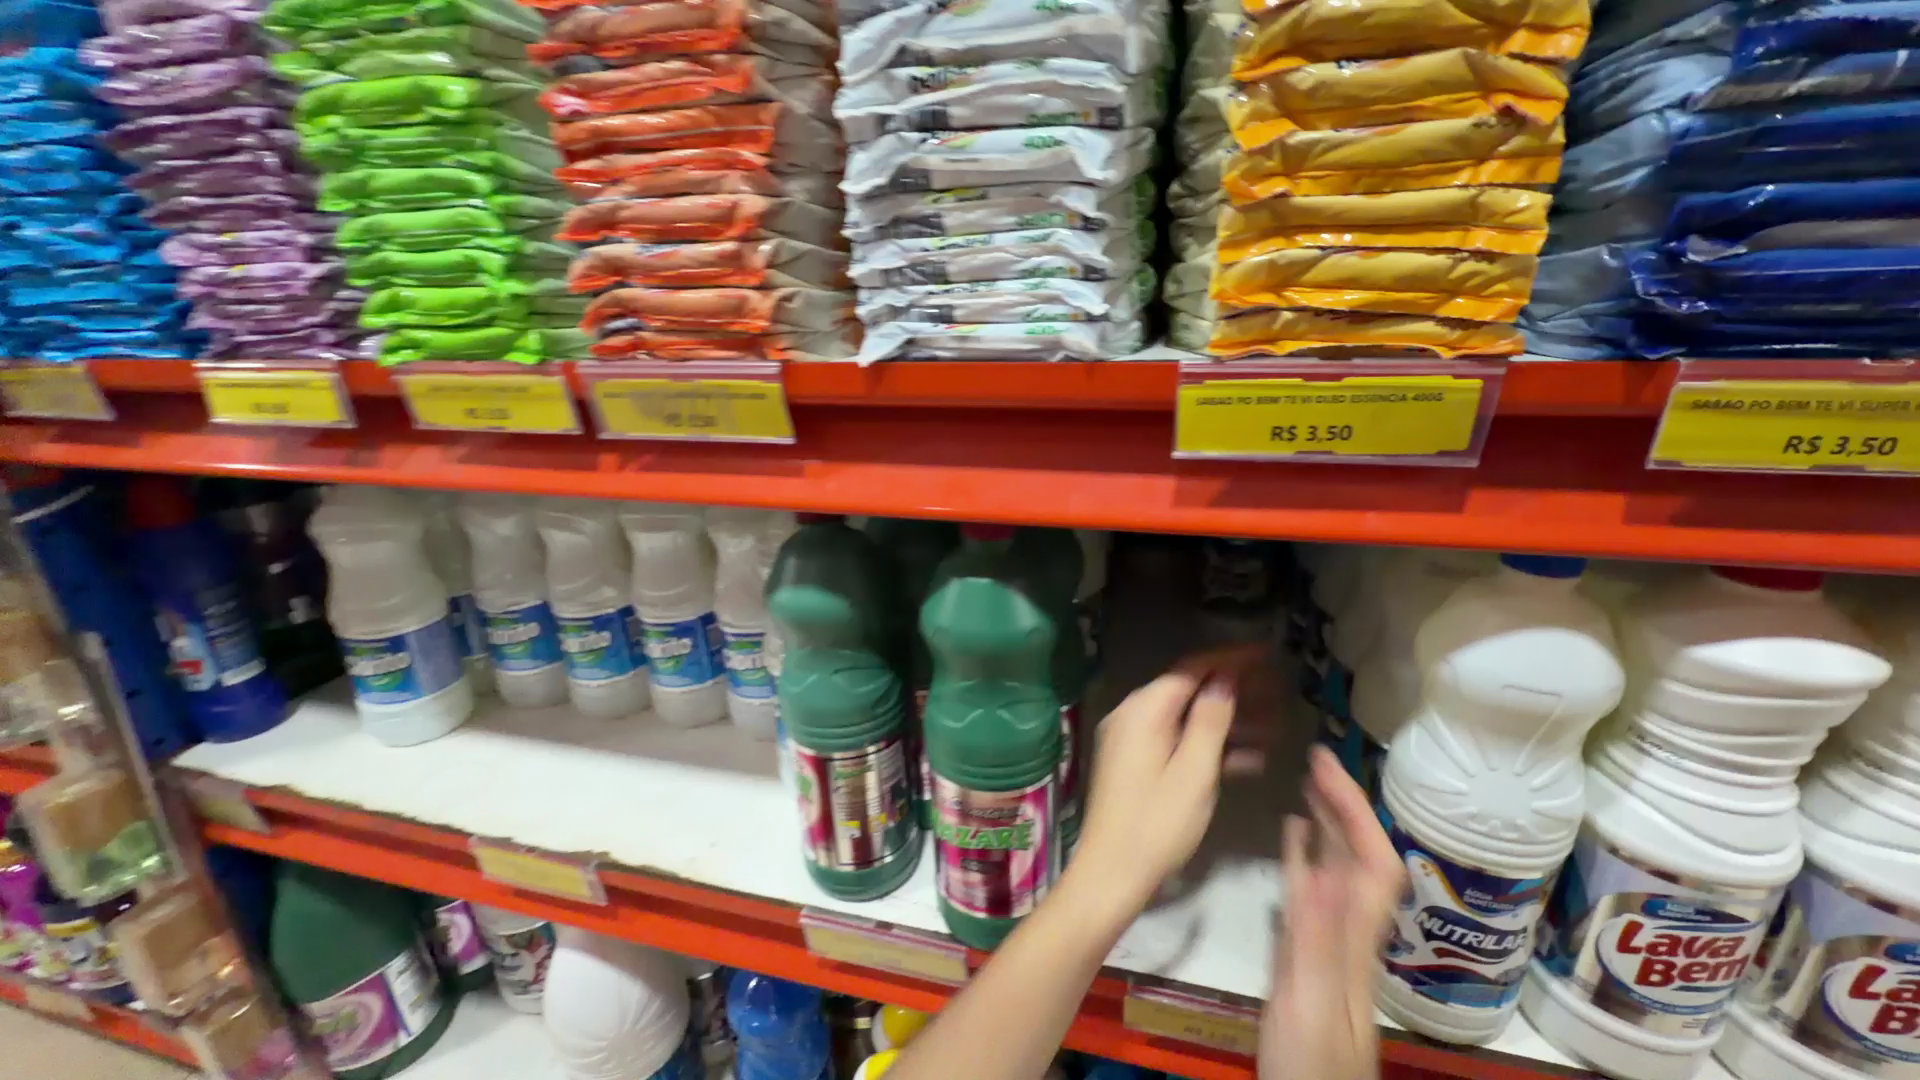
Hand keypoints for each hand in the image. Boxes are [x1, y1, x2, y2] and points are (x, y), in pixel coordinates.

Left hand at [1068, 650, 1252, 911]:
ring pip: (1188, 719)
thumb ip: (1210, 720)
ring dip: (1230, 721)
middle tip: (1280, 692)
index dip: (1231, 659)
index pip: (1191, 669)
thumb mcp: (1194, 770)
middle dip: (1236, 690)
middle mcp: (1133, 716)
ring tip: (1278, 725)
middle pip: (1190, 691)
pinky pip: (1179, 743)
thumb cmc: (1157, 822)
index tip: (1268, 654)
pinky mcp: (1139, 765)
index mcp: (1143, 710)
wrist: (1113, 872)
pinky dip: (1212, 746)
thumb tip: (1225, 680)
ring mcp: (1134, 741)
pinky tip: (1253, 760)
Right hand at [1260, 746, 1404, 1079]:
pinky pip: (1311, 889)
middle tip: (1315, 758)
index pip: (1372, 860)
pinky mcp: (1307, 953)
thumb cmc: (1311, 1064)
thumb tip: (1318, 866)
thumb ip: (1314, 941)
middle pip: (1359, 857)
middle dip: (1343, 803)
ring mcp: (1329, 941)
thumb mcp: (1311, 1004)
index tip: (1328, 765)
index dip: (1356, 809)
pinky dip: (1304, 854)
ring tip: (1306, 784)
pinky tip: (1292, 837)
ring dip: (1328, 822)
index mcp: (1354, 938)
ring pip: (1338, 867)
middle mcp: (1348, 931)